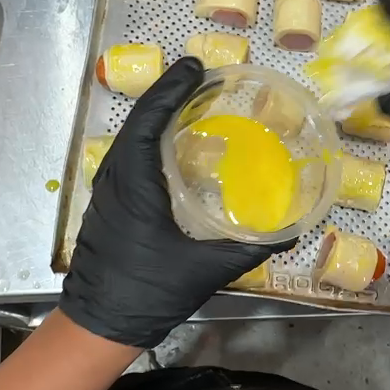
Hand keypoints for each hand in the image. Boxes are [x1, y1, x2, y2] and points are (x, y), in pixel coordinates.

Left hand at [60, 57, 279, 348]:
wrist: (100, 323)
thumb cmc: (148, 292)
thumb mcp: (204, 270)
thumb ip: (248, 249)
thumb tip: (289, 233)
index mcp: (134, 181)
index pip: (150, 118)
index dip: (173, 88)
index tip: (197, 66)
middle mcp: (115, 176)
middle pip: (140, 120)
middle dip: (169, 94)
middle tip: (203, 79)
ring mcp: (107, 190)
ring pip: (132, 138)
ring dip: (159, 115)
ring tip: (192, 103)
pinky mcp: (108, 203)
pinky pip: (130, 156)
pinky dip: (152, 139)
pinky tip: (174, 147)